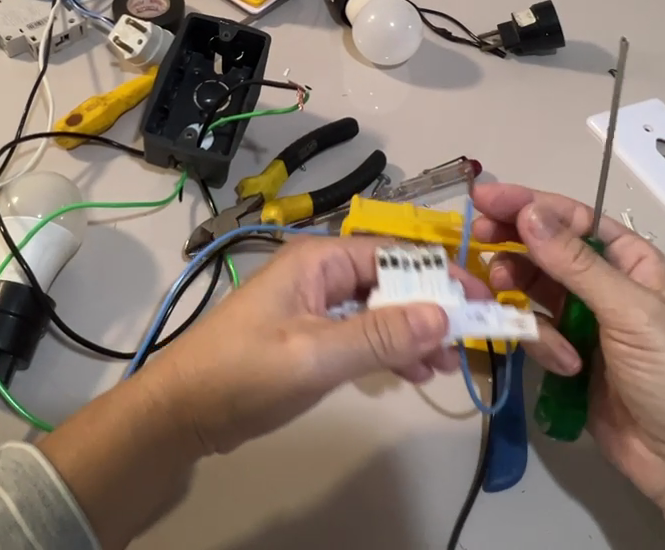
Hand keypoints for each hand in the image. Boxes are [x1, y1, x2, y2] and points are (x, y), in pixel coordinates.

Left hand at [142, 235, 481, 454]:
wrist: (184, 410)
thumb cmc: (245, 372)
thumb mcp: (316, 356)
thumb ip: (379, 336)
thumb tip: (442, 314)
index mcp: (320, 260)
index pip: (394, 254)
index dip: (439, 276)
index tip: (480, 302)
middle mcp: (320, 272)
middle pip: (390, 279)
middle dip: (430, 307)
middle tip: (470, 341)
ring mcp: (315, 303)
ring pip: (379, 307)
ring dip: (413, 332)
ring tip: (447, 365)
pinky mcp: (311, 334)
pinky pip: (361, 331)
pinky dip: (389, 348)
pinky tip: (414, 372)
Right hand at [470, 183, 664, 505]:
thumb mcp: (632, 313)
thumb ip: (575, 263)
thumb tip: (528, 212)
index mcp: (629, 260)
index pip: (571, 218)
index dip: (528, 204)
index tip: (484, 199)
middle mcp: (603, 282)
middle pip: (544, 248)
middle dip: (513, 244)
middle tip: (478, 240)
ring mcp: (583, 320)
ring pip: (532, 287)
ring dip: (520, 295)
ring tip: (509, 304)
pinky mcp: (567, 355)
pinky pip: (534, 330)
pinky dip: (539, 342)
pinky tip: (564, 365)